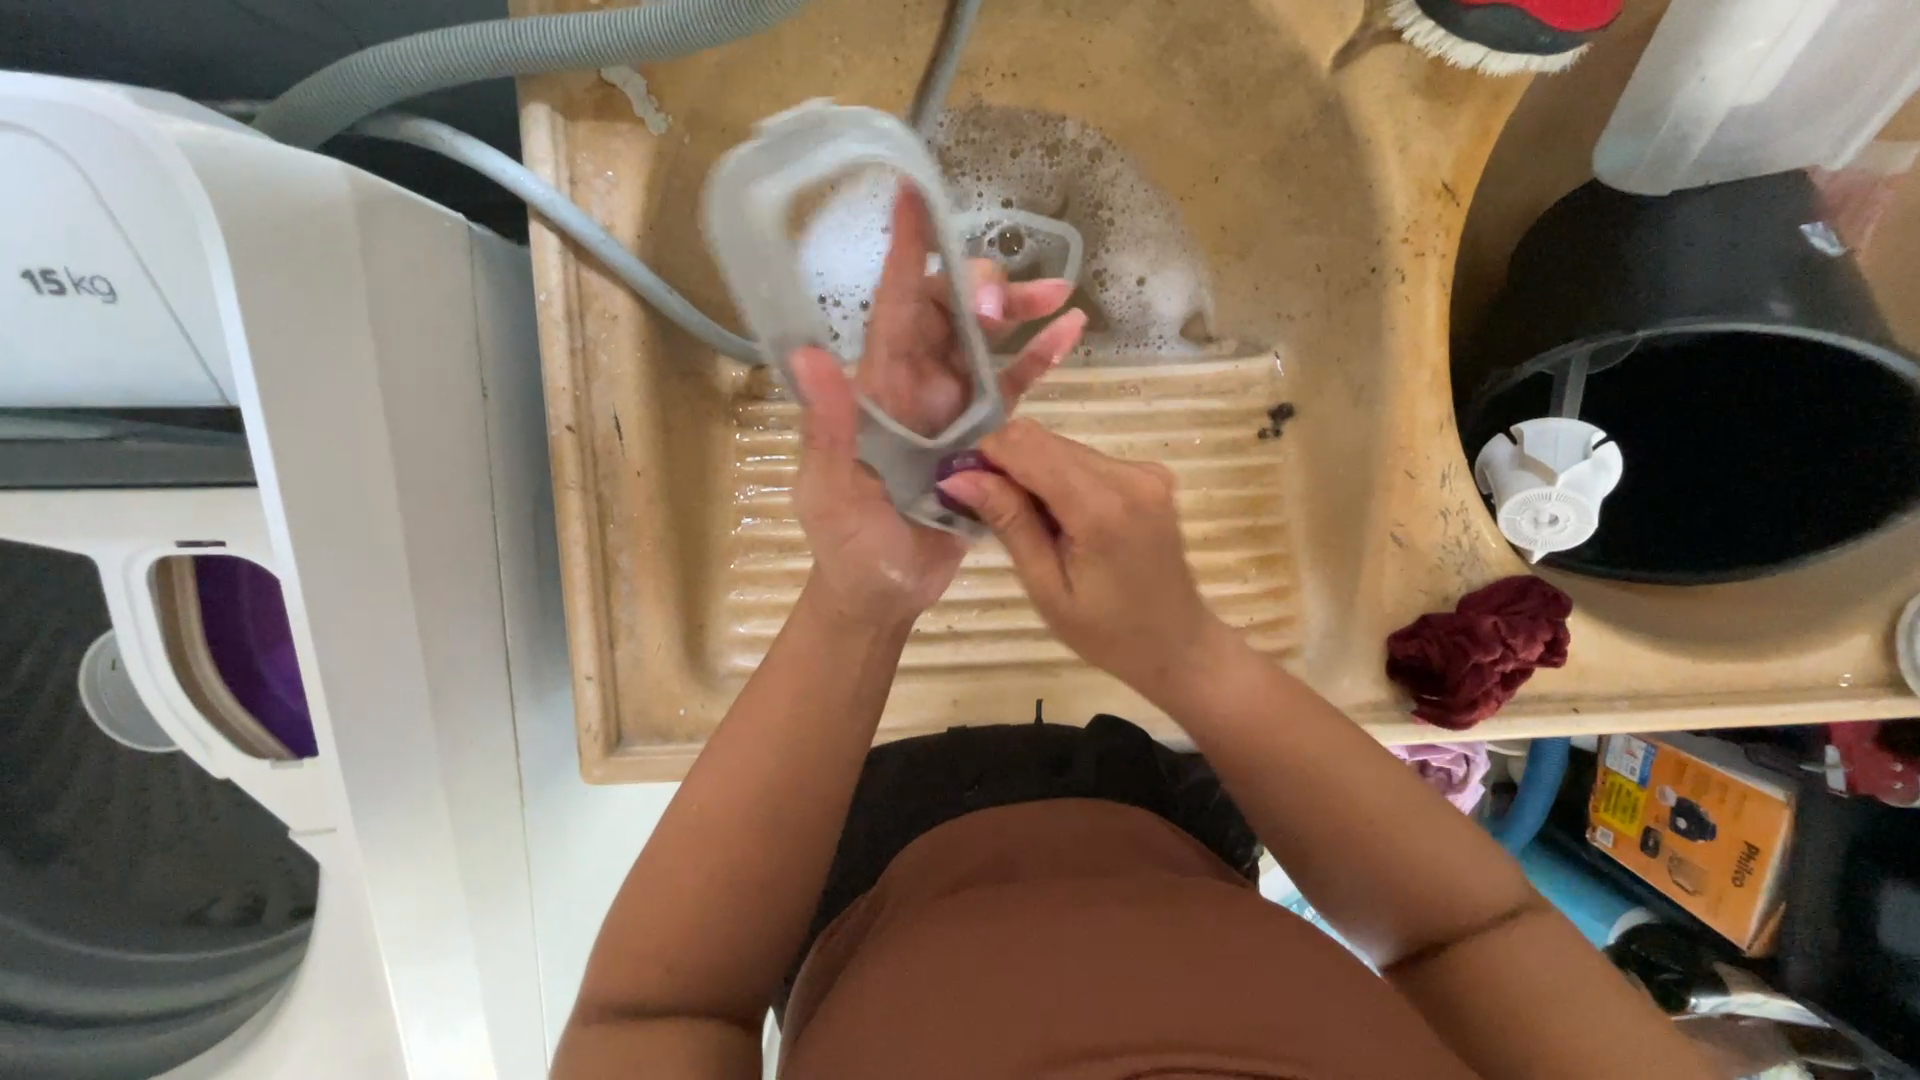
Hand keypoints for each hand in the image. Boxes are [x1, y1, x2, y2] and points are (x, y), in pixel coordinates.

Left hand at [792, 186, 1087, 626]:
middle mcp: (916, 387)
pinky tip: (1072, 335)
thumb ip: (827, 430)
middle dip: (979, 288)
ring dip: (1019, 313)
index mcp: (878, 391)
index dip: (903, 252)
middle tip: (1008, 302)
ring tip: (1059, 295)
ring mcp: (952, 409)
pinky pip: (1014, 388)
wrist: (885, 593)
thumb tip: (810, 355)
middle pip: (947, 312)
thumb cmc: (849, 548)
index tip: (913, 195)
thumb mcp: (829, 493)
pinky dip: (1041, 359)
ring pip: (986, 342)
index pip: (890, 308)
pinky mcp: (983, 436)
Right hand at [933, 420, 1232, 699]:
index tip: (961, 487)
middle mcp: (1128, 476)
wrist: (1177, 643)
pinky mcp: (1149, 474)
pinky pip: (1086, 459)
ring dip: (1033, 473)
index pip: (1027, 447)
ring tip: (1030, 525)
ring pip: (1062, 446)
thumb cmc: (1106, 633)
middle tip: (988, 510)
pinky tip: (1062, 520)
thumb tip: (958, 477)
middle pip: (1043, 440)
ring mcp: (1144, 471)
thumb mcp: (1046, 587)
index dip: (986, 457)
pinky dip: (1061, 479)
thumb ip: (1009, 522)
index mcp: (1102, 508)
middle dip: (1005, 464)